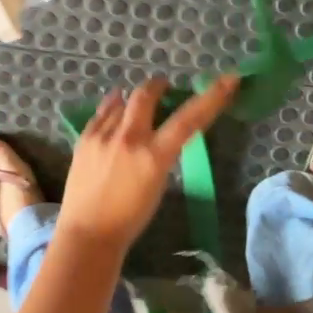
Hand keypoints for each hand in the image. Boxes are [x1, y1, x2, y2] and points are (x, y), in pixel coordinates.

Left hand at [58, 75, 238, 251]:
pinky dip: (113, 106)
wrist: (89, 232)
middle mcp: (129, 139)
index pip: (188, 119)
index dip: (211, 98)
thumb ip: (162, 154)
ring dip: (134, 100)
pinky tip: (116, 107)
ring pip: (122, 101)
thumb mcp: (158, 184)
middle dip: (158, 86)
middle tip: (164, 87)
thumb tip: (164, 130)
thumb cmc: (131, 217)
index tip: (228, 79)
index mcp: (154, 157)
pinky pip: (102, 111)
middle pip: (146, 95)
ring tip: (137, 106)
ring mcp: (103, 136)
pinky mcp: (83, 138)